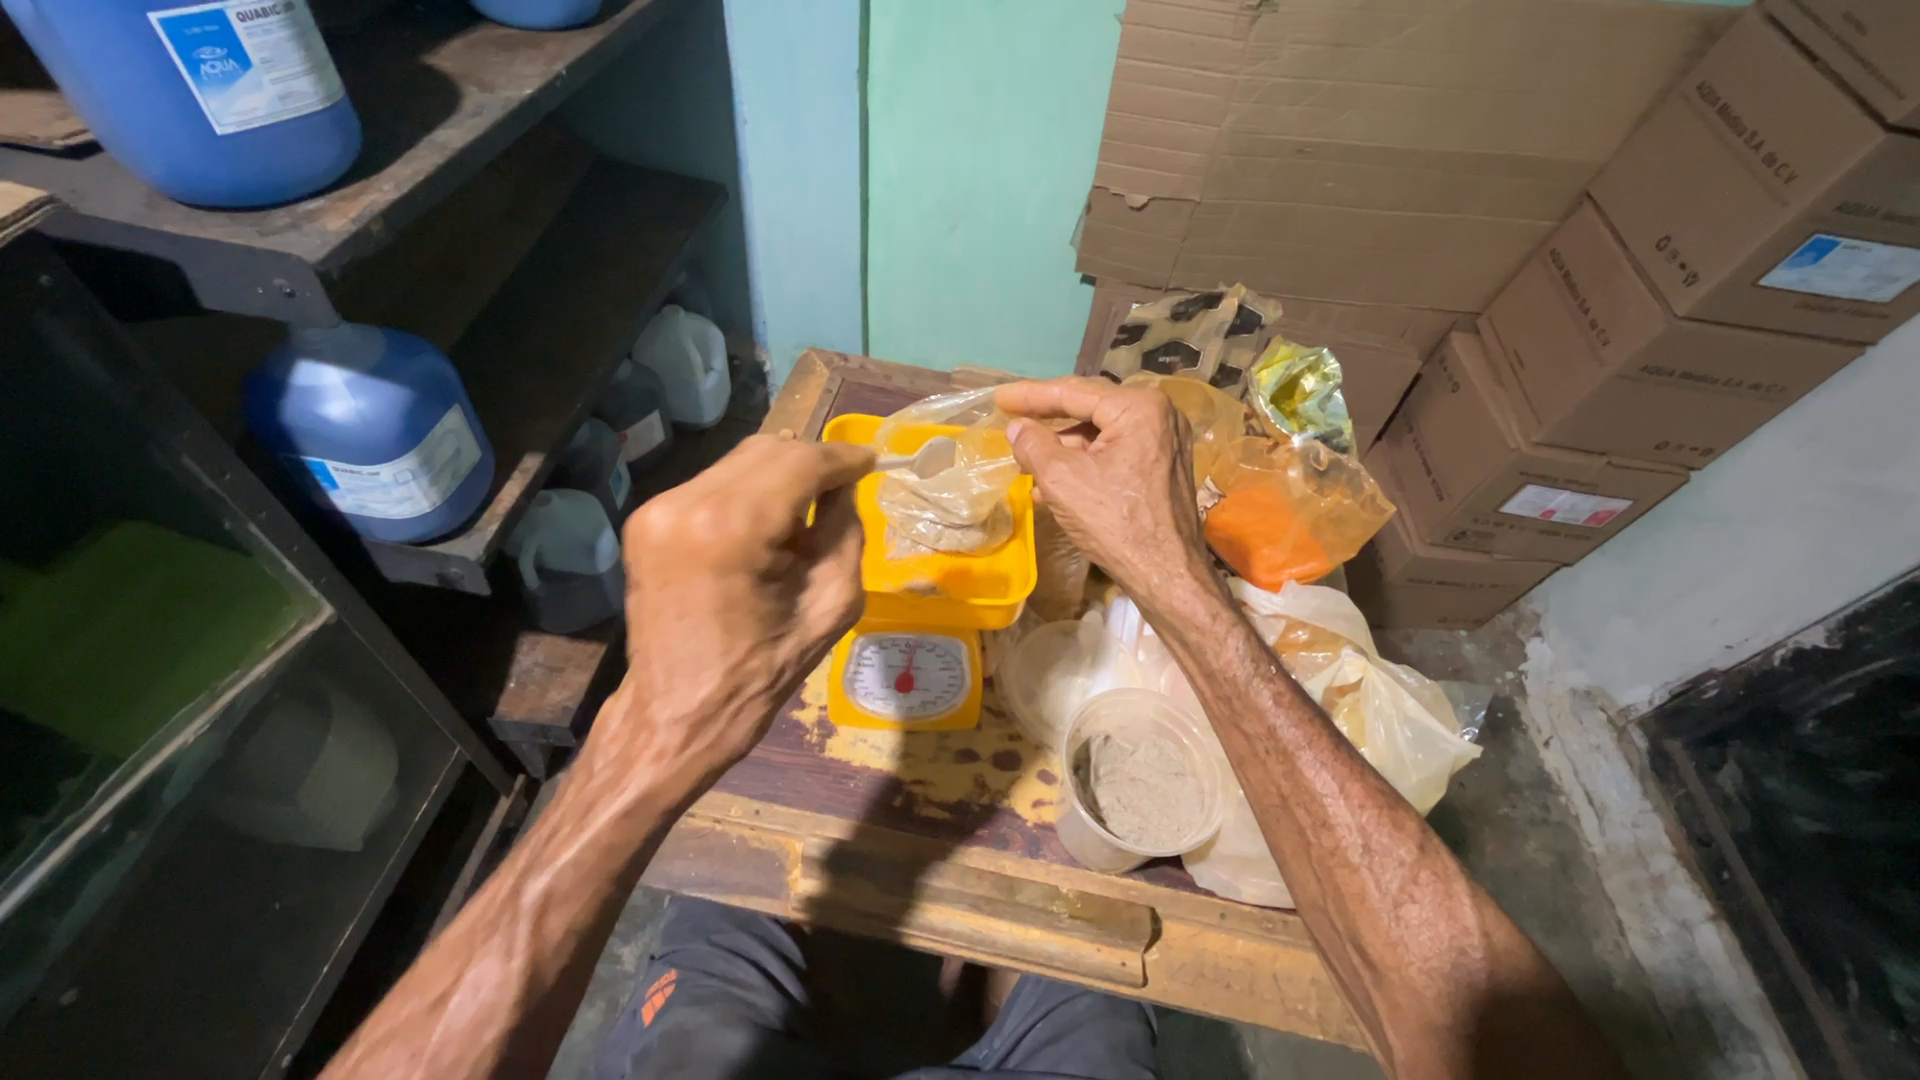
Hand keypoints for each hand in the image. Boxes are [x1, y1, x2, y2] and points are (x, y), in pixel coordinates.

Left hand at [605, 434, 874, 783]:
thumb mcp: (833, 604)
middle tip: (845, 486)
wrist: (679, 713)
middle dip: (813, 462)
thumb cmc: (763, 671)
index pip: (799, 462)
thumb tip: (843, 487)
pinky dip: (750, 493)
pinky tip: (768, 526)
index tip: (872, 460)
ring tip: (807, 513)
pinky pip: (713, 484)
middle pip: (767, 450)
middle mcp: (686, 503)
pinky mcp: (646, 520)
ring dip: (781, 475)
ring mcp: (658, 509)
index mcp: (732, 528)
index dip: (842, 457)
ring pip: (739, 462)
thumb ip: (846, 530)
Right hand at [996, 377, 1218, 616]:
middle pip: (1089, 408)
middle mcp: (1159, 414)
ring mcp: (1165, 441)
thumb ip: (1034, 445)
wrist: (1165, 573)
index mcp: (1139, 407)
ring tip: (1026, 457)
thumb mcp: (1062, 479)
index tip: (1000, 397)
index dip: (1031, 395)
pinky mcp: (1163, 466)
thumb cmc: (1115, 522)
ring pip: (1100, 433)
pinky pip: (1115, 452)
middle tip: (1011, 416)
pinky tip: (1052, 481)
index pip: (1074, 391)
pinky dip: (1083, 462)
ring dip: (1062, 446)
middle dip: (1047, 419)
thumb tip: (1017, 428)